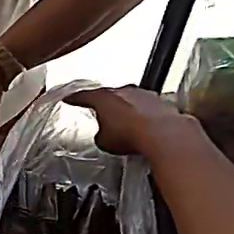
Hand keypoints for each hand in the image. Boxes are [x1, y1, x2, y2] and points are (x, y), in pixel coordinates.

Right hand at [66, 86, 199, 157]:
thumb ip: (100, 134)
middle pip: (109, 95)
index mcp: (103, 98)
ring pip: (130, 100)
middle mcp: (124, 91)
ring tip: (125, 125)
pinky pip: (148, 108)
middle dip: (105, 104)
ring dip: (126, 110)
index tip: (69, 98)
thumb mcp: (103, 141)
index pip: (83, 96)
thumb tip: (104, 136)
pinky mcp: (162, 103)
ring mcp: (144, 95)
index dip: (74, 99)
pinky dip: (144, 116)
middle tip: (101, 114)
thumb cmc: (131, 135)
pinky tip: (144, 128)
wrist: (163, 136)